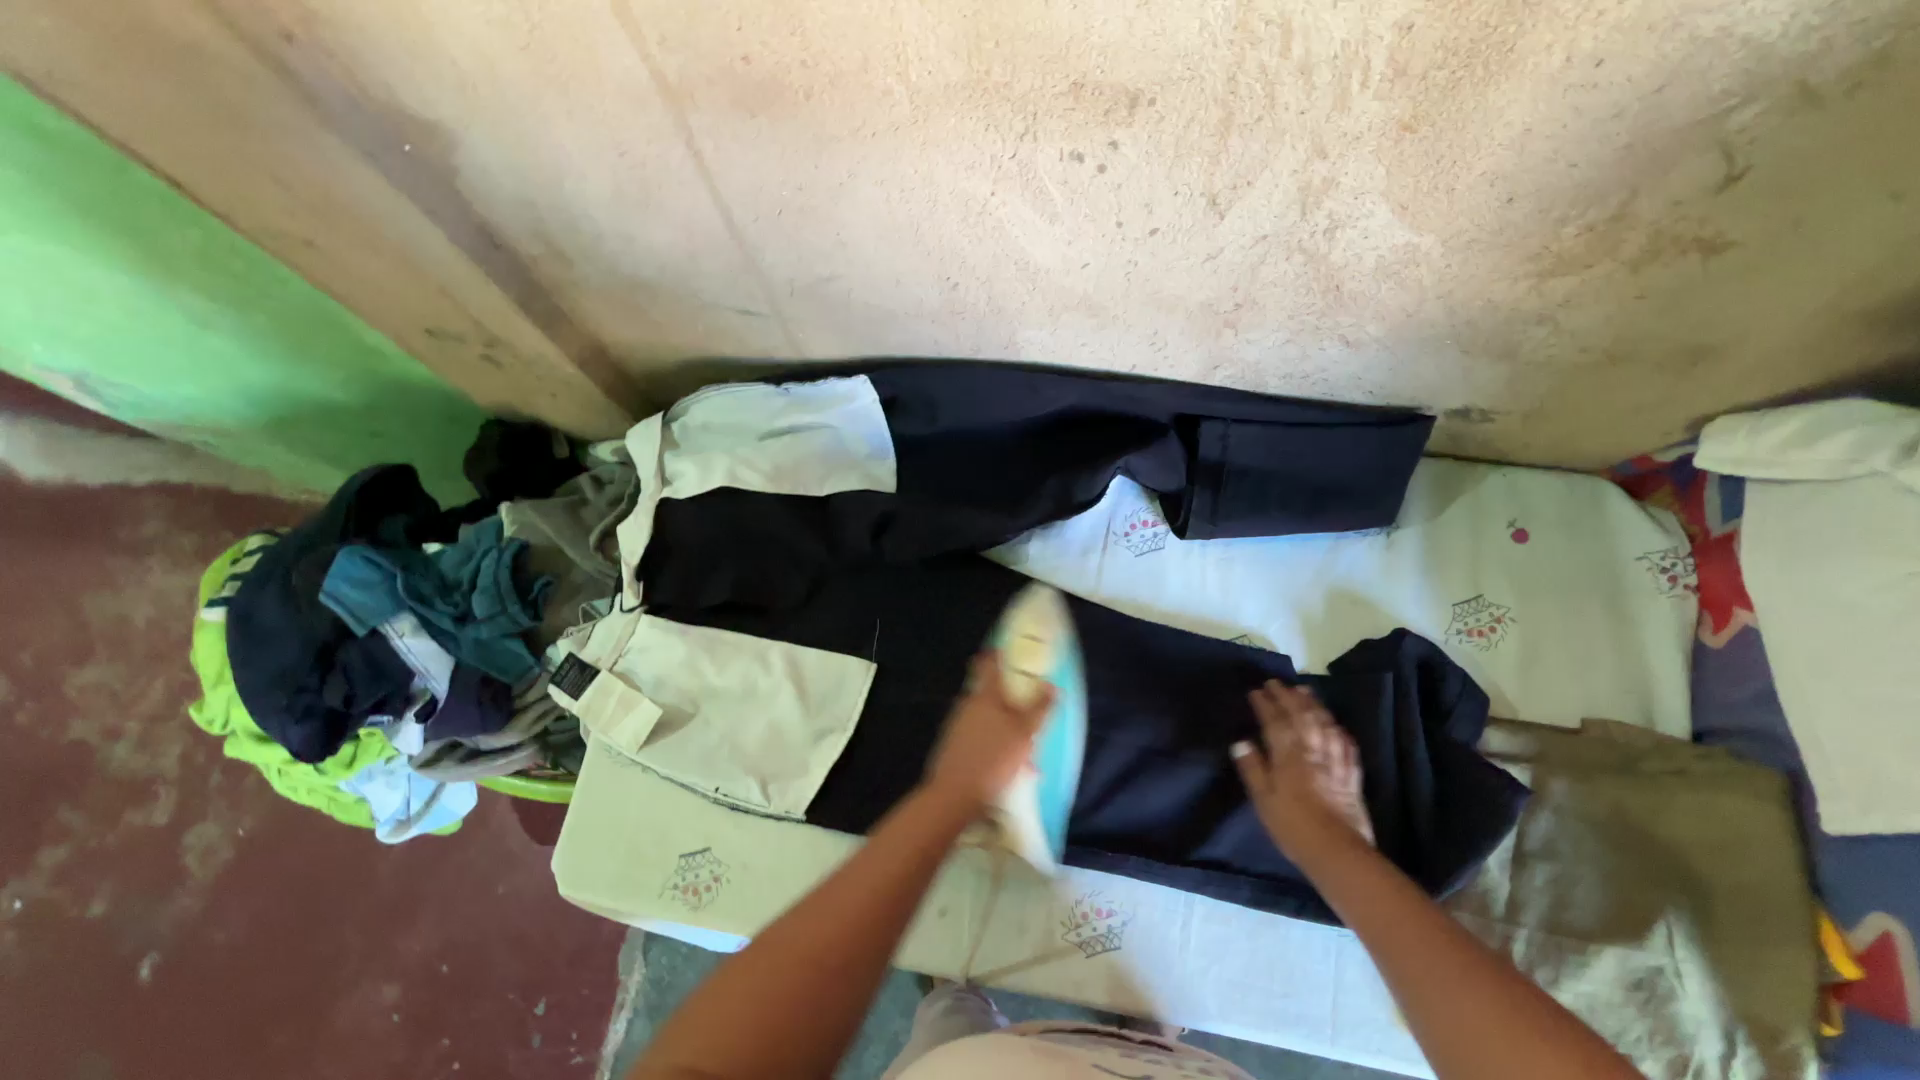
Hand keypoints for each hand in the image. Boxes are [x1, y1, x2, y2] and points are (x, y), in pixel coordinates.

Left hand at [923, 652, 1056, 815]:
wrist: (953, 796)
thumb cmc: (993, 758)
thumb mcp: (1025, 733)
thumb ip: (1039, 707)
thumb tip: (1051, 684)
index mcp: (984, 696)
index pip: (988, 664)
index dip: (997, 654)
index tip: (1007, 650)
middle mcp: (967, 706)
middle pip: (990, 696)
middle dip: (1011, 706)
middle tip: (1030, 716)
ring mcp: (957, 728)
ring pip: (988, 723)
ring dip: (1007, 734)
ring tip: (1027, 758)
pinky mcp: (954, 749)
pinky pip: (981, 743)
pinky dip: (996, 751)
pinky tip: (1011, 773)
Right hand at [1232, 680, 1375, 859]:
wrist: (1336, 851)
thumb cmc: (1292, 826)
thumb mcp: (1263, 800)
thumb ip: (1253, 769)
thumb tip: (1240, 742)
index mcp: (1288, 757)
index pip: (1275, 723)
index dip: (1265, 705)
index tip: (1256, 691)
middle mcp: (1313, 753)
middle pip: (1302, 717)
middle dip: (1288, 697)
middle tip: (1277, 683)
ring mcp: (1335, 762)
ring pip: (1325, 726)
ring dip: (1314, 706)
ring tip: (1305, 691)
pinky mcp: (1351, 776)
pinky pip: (1346, 745)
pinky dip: (1338, 730)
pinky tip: (1335, 725)